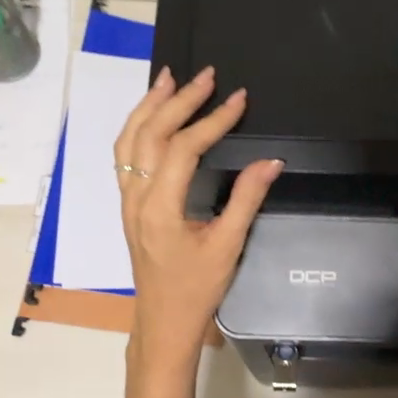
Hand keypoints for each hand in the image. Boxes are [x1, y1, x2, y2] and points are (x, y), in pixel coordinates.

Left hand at [114, 66, 283, 360]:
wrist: (163, 321)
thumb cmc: (196, 290)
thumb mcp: (228, 247)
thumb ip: (247, 200)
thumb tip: (271, 162)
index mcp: (161, 207)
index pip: (184, 148)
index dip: (212, 120)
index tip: (238, 99)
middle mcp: (137, 197)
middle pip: (151, 134)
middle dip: (178, 100)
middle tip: (206, 75)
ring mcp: (128, 199)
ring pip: (129, 140)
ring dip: (149, 106)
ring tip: (170, 79)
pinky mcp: (129, 204)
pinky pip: (126, 154)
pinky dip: (138, 126)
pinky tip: (153, 115)